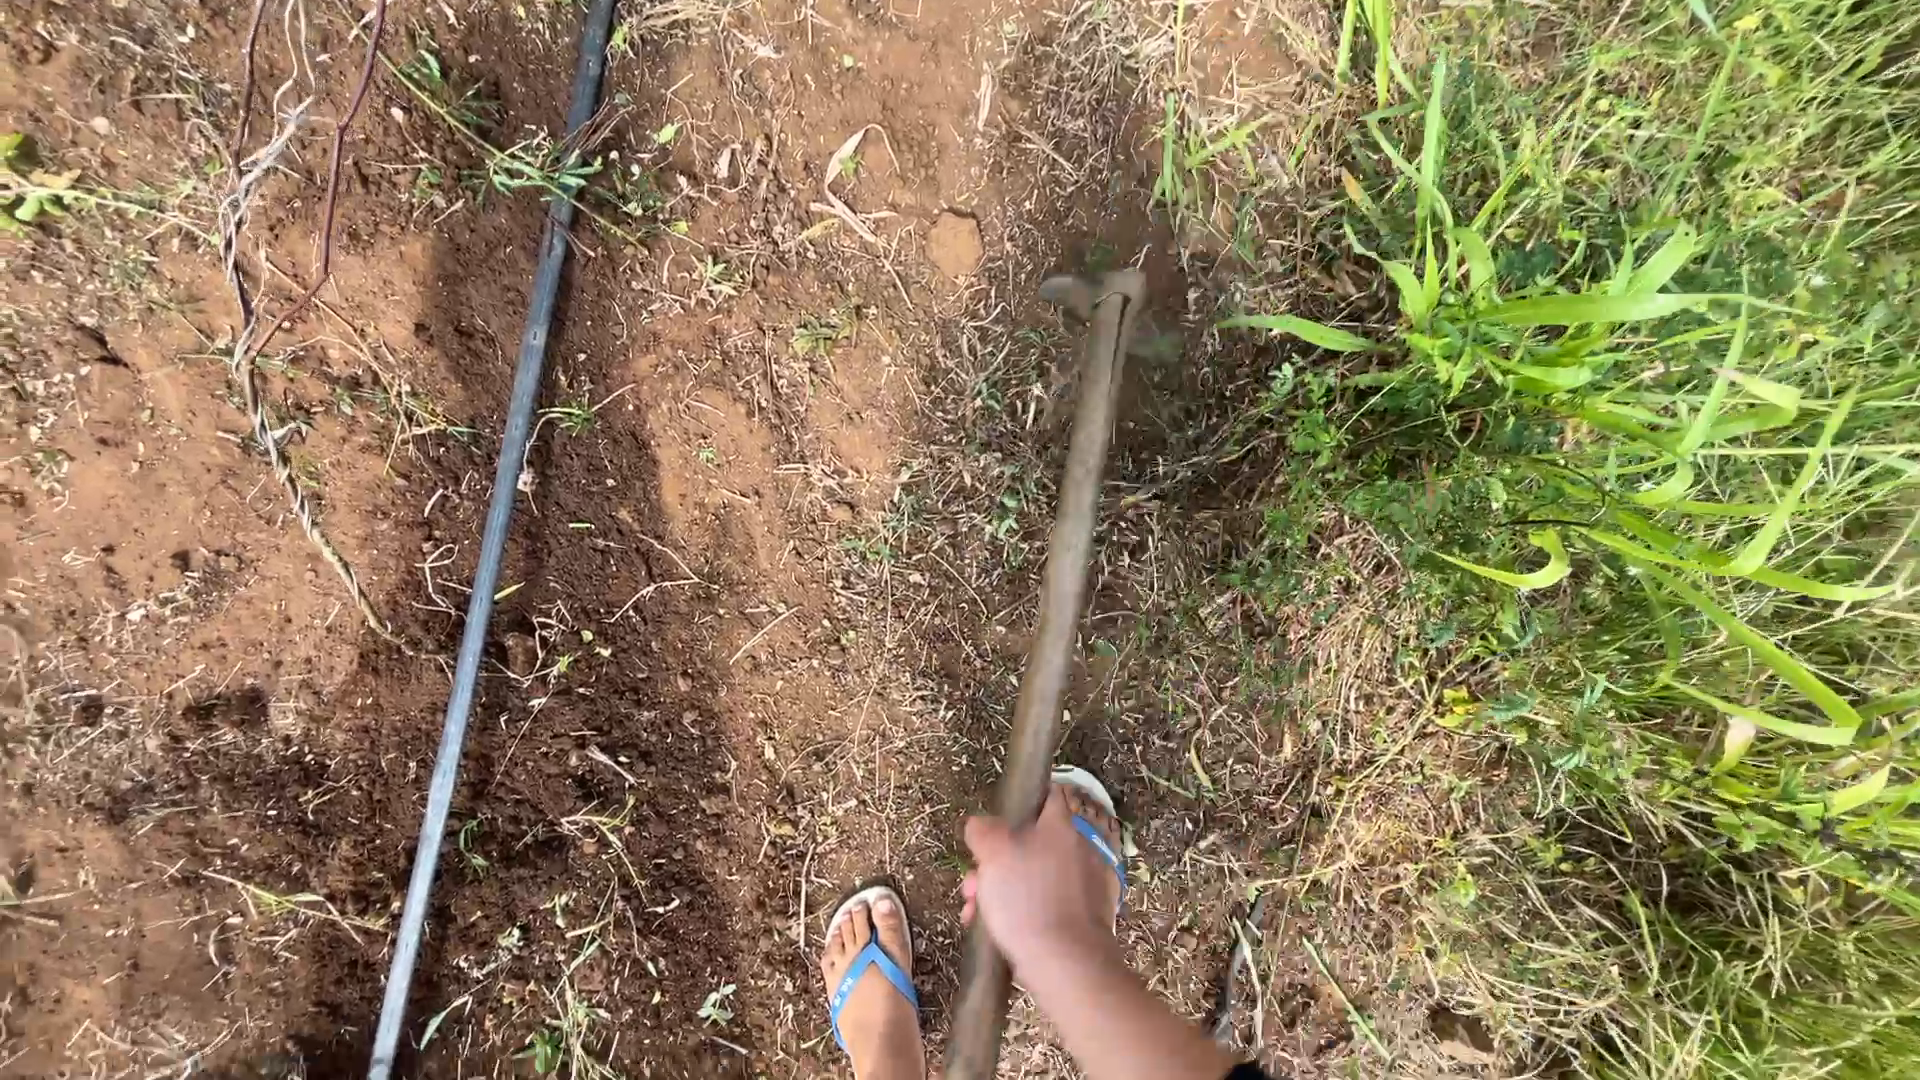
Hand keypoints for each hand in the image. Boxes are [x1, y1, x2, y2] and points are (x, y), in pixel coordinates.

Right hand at [961, 786, 1119, 975]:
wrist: (1068, 964)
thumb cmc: (1028, 898)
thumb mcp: (993, 853)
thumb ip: (983, 830)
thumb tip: (981, 825)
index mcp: (1060, 825)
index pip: (1048, 795)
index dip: (1023, 803)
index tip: (1000, 821)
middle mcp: (1079, 848)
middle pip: (1031, 843)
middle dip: (996, 862)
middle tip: (975, 884)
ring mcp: (1086, 885)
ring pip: (1034, 877)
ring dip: (1003, 891)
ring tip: (976, 914)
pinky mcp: (1087, 919)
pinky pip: (1047, 905)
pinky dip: (1024, 913)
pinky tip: (997, 933)